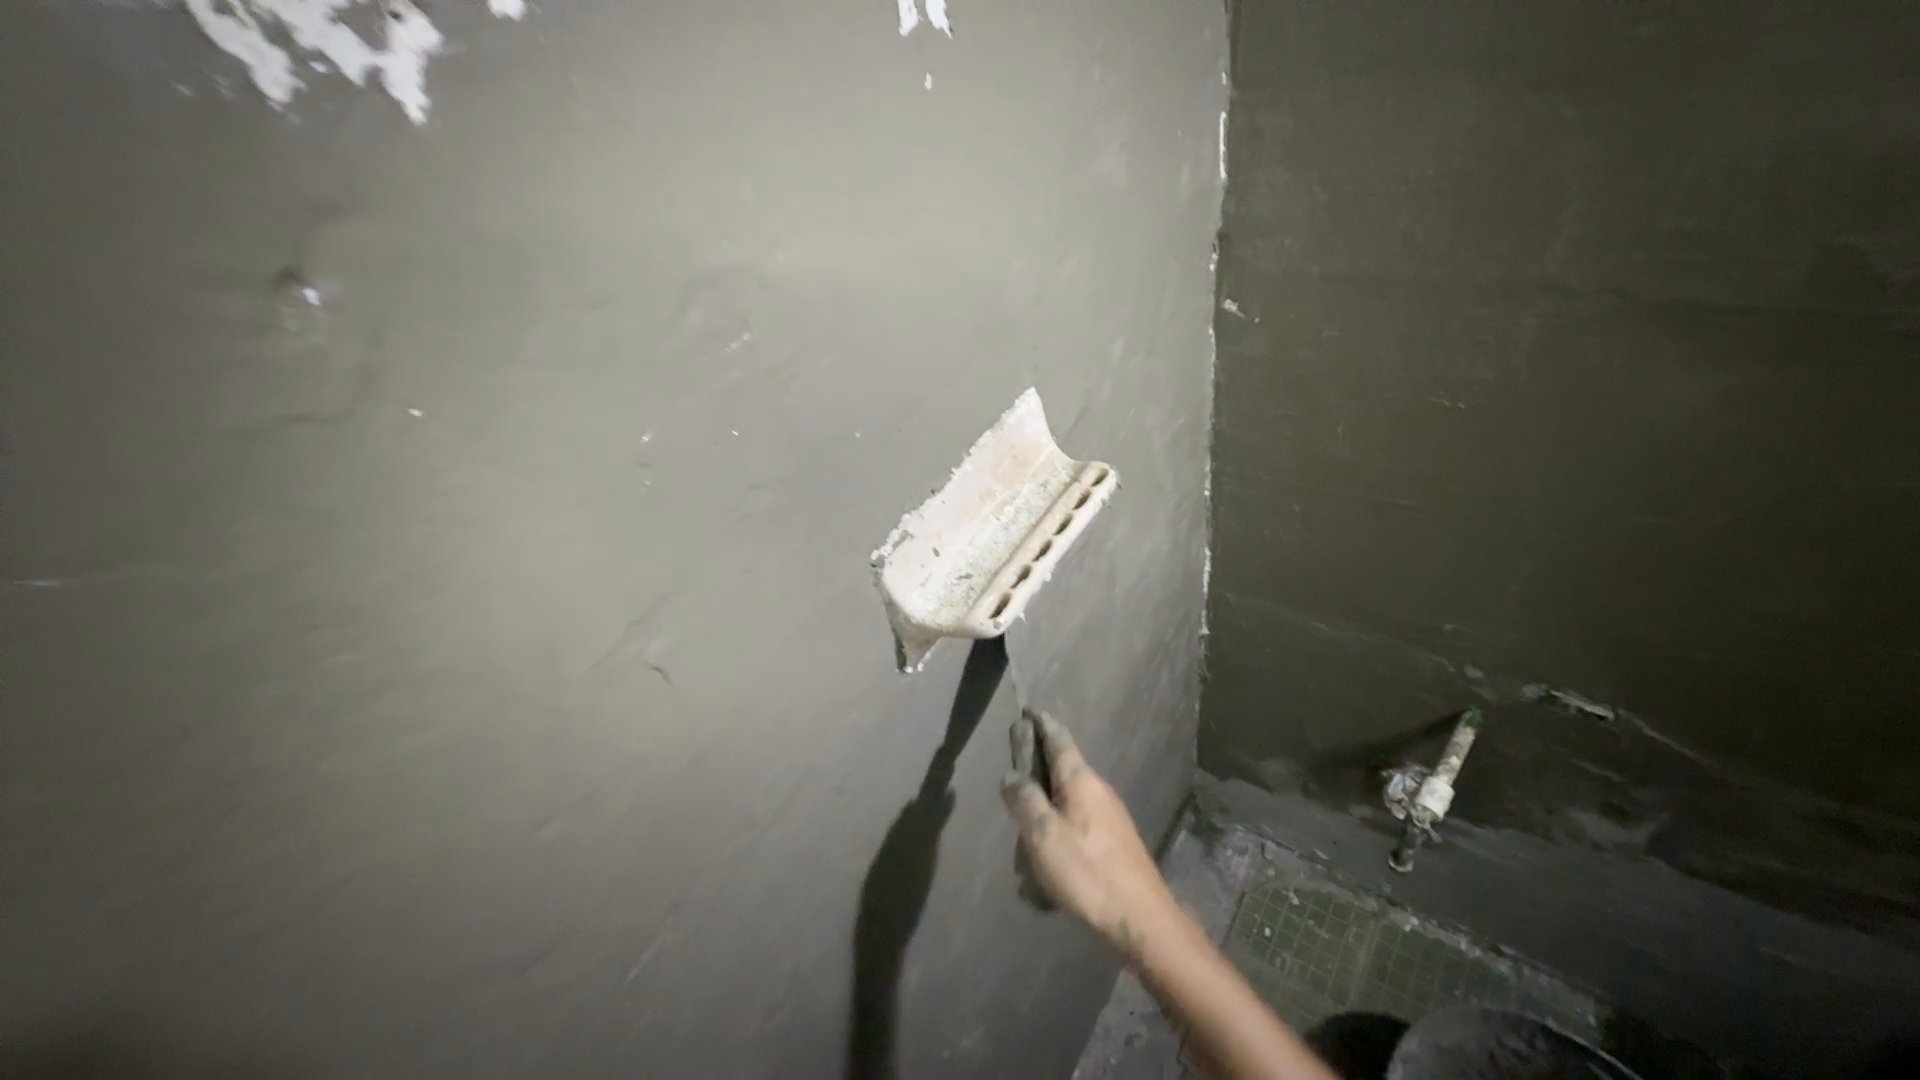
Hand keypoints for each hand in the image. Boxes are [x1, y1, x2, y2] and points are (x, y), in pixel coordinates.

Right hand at [1001, 710, 1179, 958]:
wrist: (1140, 920)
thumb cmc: (1087, 872)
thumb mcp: (1043, 835)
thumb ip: (1024, 800)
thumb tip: (1011, 775)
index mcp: (1081, 780)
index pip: (1058, 738)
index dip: (1040, 724)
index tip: (1026, 712)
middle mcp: (1097, 791)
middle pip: (1057, 774)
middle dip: (1032, 788)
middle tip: (1012, 808)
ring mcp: (1108, 818)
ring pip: (1062, 809)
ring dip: (1042, 828)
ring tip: (1027, 865)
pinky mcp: (1112, 844)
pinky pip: (1073, 833)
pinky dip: (1056, 847)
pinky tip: (1047, 882)